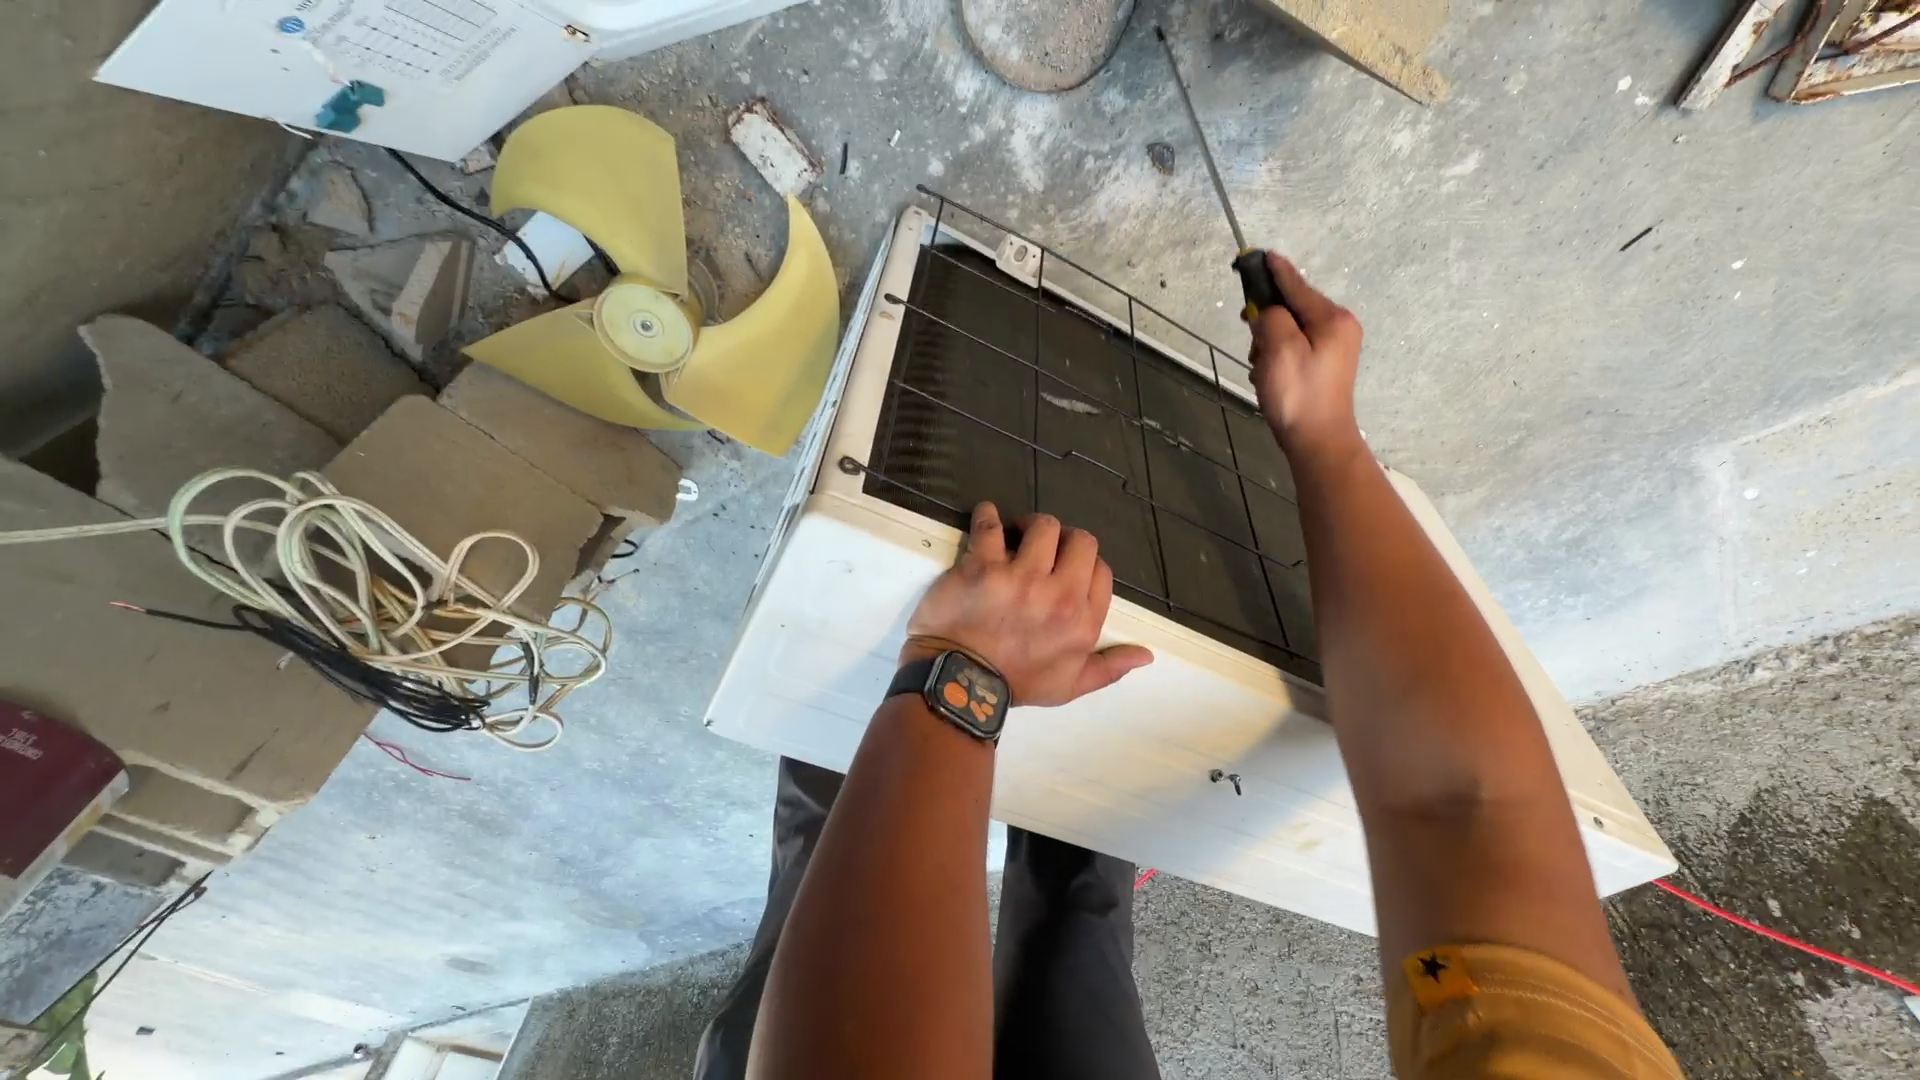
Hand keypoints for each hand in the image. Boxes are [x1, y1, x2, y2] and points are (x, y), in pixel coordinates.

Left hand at [904, 503, 1152, 706]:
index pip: (1101, 571)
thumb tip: (1146, 655)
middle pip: (1080, 540)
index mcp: (1082, 622)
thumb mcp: (1069, 686)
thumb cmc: (1014, 685)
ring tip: (1016, 532)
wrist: (959, 684)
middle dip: (1065, 539)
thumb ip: (1109, 668)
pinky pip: (990, 526)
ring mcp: (1020, 578)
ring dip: (1030, 524)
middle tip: (1044, 547)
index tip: (1065, 568)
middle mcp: (1059, 595)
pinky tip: (986, 515)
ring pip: (1043, 526)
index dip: (1084, 564)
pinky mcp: (982, 567)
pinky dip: (987, 516)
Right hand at [1247, 253, 1364, 458]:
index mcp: (1332, 319)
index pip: (1297, 285)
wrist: (1317, 440)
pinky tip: (1268, 374)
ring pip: (1290, 329)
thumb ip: (1271, 317)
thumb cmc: (1297, 394)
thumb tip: (1266, 310)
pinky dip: (1276, 355)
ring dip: (1268, 342)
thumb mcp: (1278, 349)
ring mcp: (1333, 348)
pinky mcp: (1324, 366)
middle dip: (1267, 319)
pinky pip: (1293, 347)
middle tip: (1249, 332)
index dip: (1274, 271)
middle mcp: (1338, 327)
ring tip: (1260, 365)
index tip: (1259, 254)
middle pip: (1293, 307)